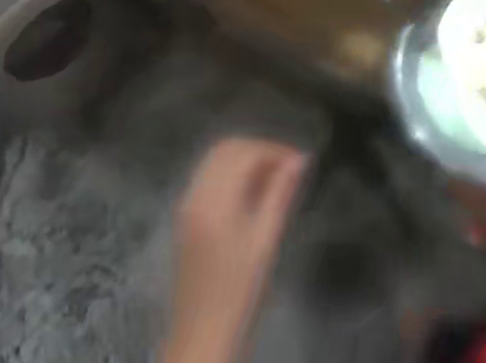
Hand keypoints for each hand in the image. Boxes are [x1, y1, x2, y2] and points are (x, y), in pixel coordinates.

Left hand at [162, 138, 309, 362]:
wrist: (201, 336)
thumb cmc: (239, 292)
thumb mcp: (266, 241)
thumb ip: (281, 194)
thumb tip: (300, 158)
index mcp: (214, 202)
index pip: (245, 152)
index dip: (274, 150)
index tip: (299, 162)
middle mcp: (194, 196)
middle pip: (225, 148)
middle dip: (258, 149)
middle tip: (286, 167)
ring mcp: (186, 206)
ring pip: (215, 159)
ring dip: (244, 158)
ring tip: (273, 178)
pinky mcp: (185, 218)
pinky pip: (208, 176)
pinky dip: (231, 172)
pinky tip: (251, 193)